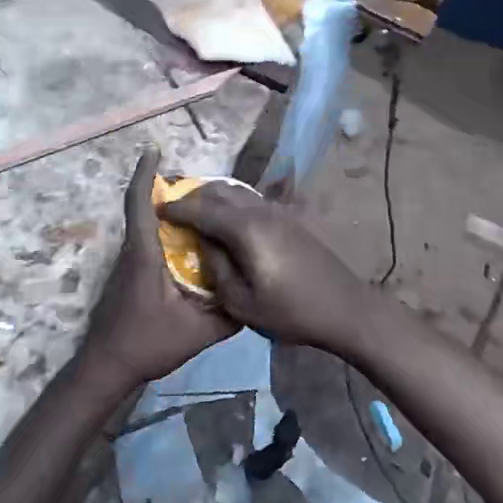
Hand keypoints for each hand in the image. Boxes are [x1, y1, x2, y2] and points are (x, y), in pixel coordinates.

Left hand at [79, 145, 237, 388]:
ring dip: (167, 211)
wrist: (107, 365)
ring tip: (201, 210)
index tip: (153, 150)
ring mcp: (128, 262)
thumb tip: (253, 295)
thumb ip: (227, 314)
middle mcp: (133, 251)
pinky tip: (189, 244)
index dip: (144, 174)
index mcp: (144, 254)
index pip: (139, 204)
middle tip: (199, 184)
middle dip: (165, 188)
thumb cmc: (147, 343)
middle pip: (144, 207)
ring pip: (146, 225)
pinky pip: (147, 240)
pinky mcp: (129, 273)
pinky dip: (166, 232)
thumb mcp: (197, 332)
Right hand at [159, 181, 375, 353]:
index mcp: (245, 228)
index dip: (176, 208)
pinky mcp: (289, 217)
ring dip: (212, 196)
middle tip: (172, 205)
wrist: (346, 309)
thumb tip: (203, 244)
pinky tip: (226, 219)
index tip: (156, 208)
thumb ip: (216, 269)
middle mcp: (259, 210)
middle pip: (218, 191)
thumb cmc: (291, 312)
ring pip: (236, 191)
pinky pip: (250, 200)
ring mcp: (278, 211)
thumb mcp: (242, 303)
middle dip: (192, 196)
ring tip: (195, 209)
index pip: (201, 209)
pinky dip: (231, 202)